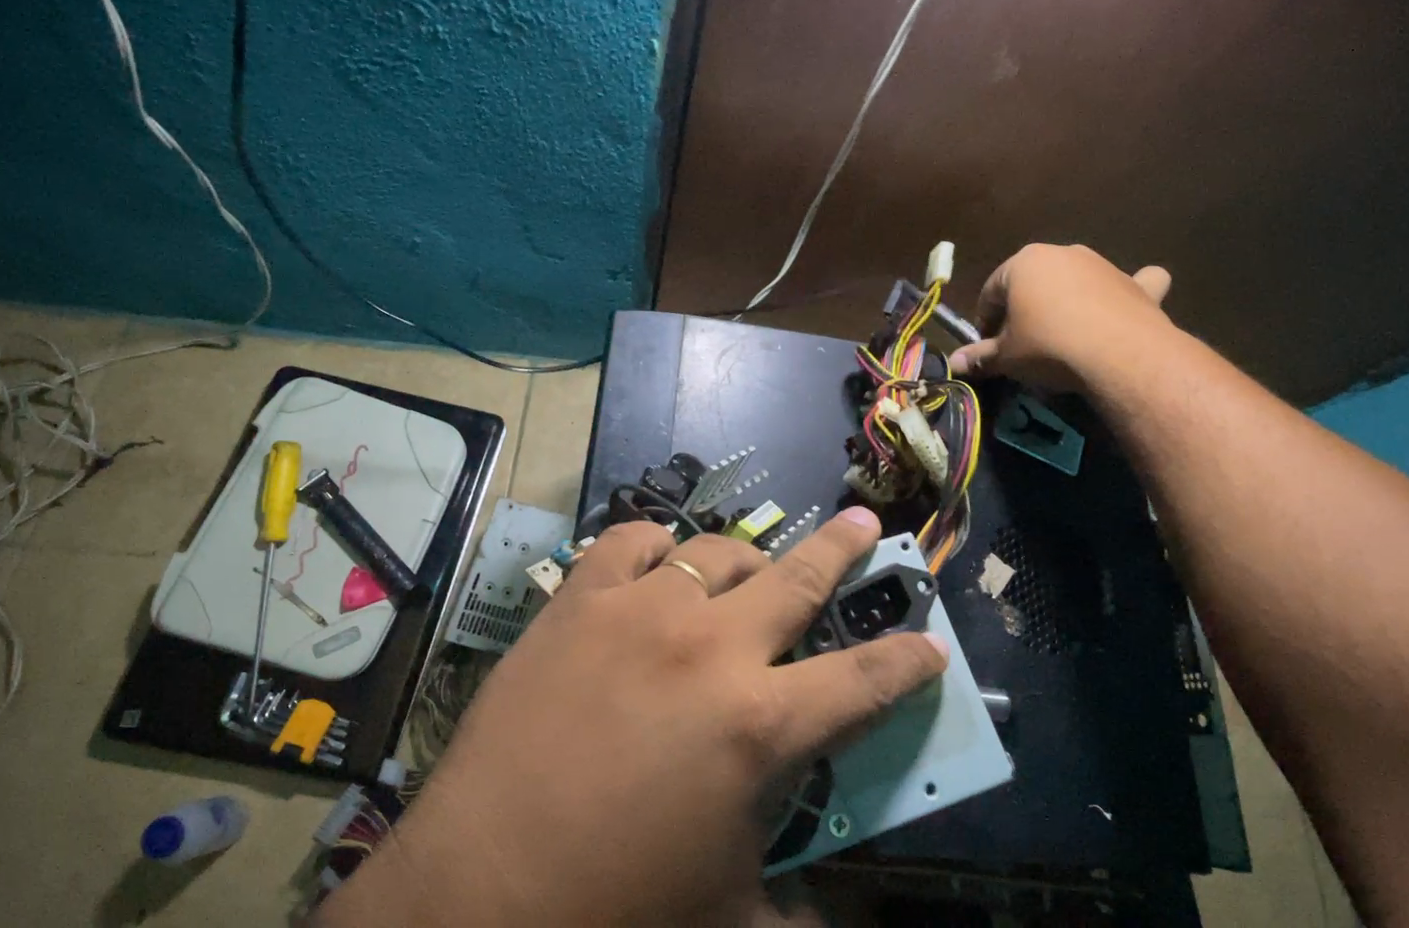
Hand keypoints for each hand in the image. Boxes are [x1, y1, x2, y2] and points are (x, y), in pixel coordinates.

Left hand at [318, 507, 947, 927]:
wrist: (479, 889)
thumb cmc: (614, 908)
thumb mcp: (728, 912)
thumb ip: (795, 902)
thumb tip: (836, 922)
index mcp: (759, 725)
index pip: (863, 681)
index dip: (906, 661)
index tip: (928, 645)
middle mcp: (709, 648)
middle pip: (798, 578)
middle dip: (841, 548)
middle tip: (862, 521)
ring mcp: (639, 612)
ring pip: (715, 552)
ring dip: (743, 561)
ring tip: (747, 571)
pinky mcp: (577, 602)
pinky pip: (628, 541)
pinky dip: (653, 543)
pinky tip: (658, 558)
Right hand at [947, 243, 1175, 390]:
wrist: (1119, 355)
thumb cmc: (1048, 347)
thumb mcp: (1006, 357)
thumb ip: (980, 357)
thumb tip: (955, 363)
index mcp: (1023, 263)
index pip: (992, 292)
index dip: (986, 321)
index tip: (988, 346)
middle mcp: (1062, 253)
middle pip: (1033, 282)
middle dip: (1025, 308)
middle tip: (1023, 343)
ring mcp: (1102, 265)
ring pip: (1076, 280)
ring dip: (1067, 300)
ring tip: (1064, 336)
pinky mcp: (1135, 283)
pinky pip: (1129, 282)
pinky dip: (1125, 290)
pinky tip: (1126, 302)